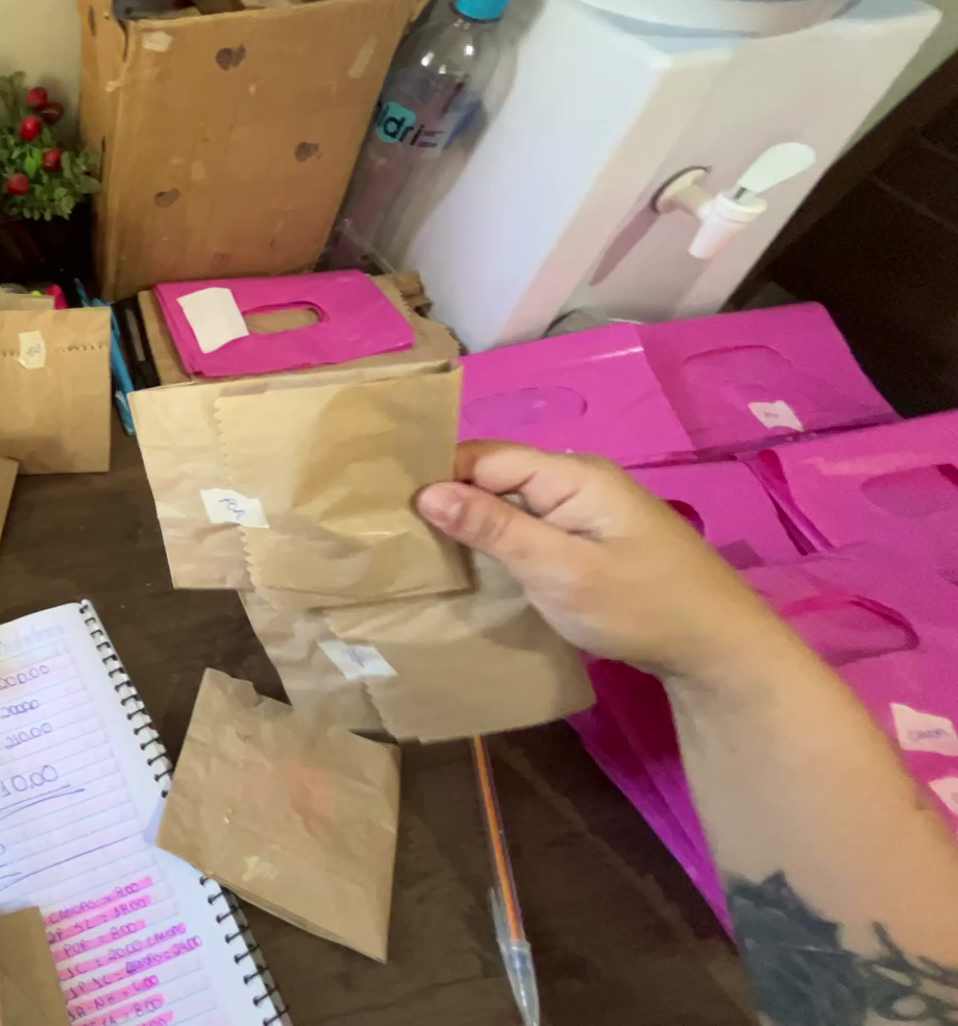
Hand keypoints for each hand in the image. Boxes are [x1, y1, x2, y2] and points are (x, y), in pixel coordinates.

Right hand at [414, 441, 797, 682]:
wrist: (719, 654)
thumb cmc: (640, 607)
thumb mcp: (559, 569)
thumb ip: (493, 527)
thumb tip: (425, 492)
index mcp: (572, 476)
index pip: (483, 456)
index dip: (437, 475)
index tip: (391, 507)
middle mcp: (572, 480)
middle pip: (489, 474)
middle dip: (444, 496)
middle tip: (396, 529)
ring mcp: (576, 508)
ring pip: (500, 499)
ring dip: (463, 518)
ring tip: (418, 543)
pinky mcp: (577, 534)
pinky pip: (517, 521)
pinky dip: (487, 536)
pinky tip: (463, 556)